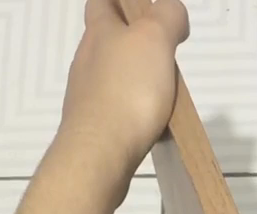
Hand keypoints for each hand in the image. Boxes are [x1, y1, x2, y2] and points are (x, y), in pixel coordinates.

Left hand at [58, 0, 189, 175]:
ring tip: (160, 97)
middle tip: (161, 58)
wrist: (100, 154)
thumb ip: (167, 16)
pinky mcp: (91, 129)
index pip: (102, 1)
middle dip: (131, 46)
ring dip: (133, 83)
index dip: (123, 2)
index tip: (146, 12)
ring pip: (110, 79)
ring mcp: (85, 97)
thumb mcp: (155, 38)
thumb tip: (172, 11)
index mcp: (99, 31)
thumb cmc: (128, 90)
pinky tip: (147, 127)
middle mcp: (86, 60)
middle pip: (107, 42)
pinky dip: (131, 114)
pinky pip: (113, 113)